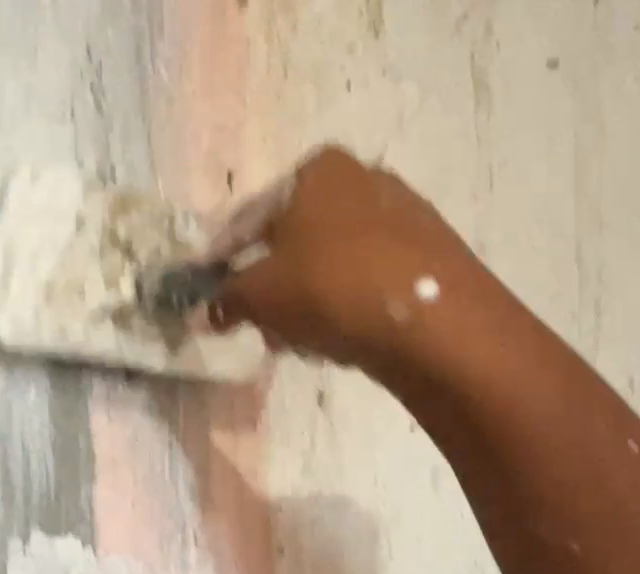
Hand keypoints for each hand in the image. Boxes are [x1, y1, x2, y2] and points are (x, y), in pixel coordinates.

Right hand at [206, 146, 489, 385]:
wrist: (432, 322)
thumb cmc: (329, 289)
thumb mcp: (257, 296)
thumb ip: (225, 299)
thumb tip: (207, 311)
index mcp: (316, 170)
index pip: (250, 217)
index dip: (223, 258)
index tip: (210, 289)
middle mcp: (361, 176)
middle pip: (293, 237)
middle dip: (270, 280)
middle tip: (255, 320)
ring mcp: (401, 211)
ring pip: (329, 260)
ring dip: (305, 296)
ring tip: (295, 337)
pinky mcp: (427, 250)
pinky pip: (365, 276)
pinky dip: (343, 301)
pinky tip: (337, 335)